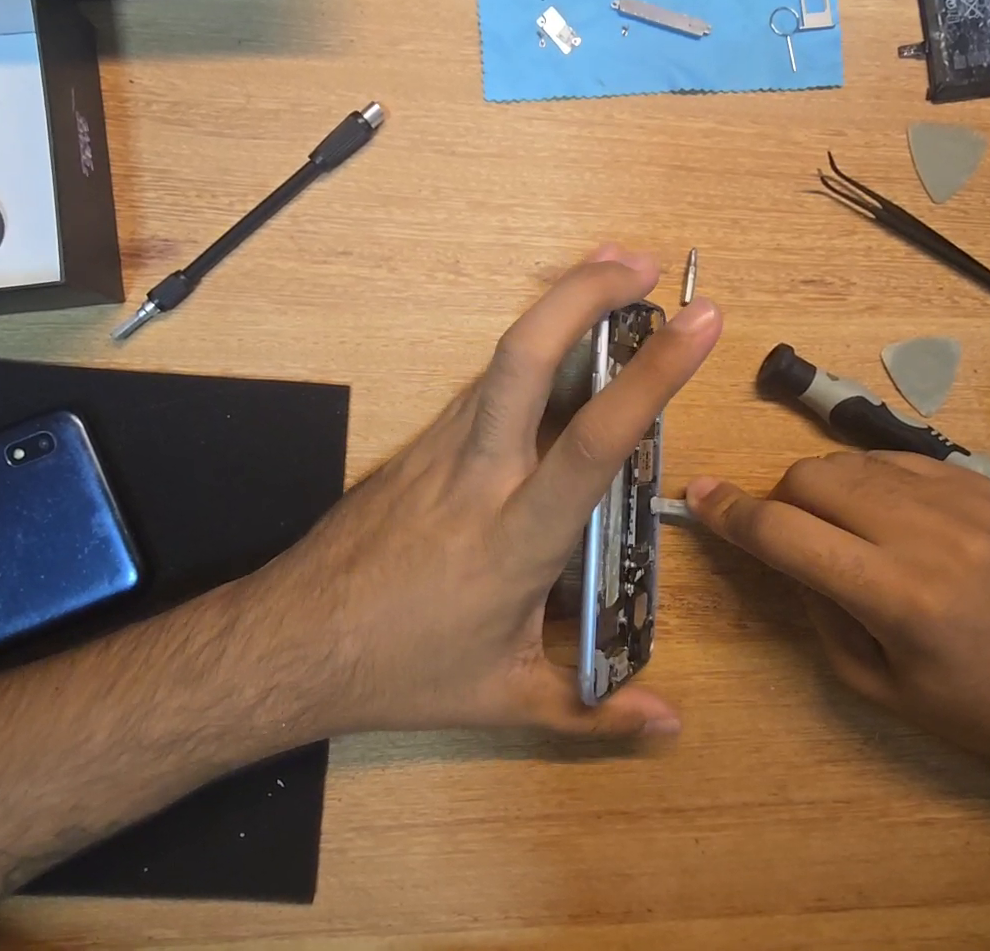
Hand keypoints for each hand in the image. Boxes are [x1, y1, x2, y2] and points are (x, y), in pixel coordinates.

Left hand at [255, 246, 720, 739]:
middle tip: (641, 264)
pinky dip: (525, 358)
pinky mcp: (414, 446)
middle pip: (523, 359)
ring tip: (612, 280)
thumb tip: (671, 724)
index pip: (592, 443)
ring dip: (555, 311)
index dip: (651, 376)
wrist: (288, 643)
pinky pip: (479, 391)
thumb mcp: (503, 702)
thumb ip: (594, 714)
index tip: (701, 322)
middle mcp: (476, 476)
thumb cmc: (398, 672)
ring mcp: (437, 451)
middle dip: (583, 295)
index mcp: (514, 538)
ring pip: (499, 364)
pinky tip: (553, 358)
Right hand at [688, 453, 989, 780]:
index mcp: (899, 597)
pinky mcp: (983, 483)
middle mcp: (929, 535)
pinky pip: (893, 458)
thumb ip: (813, 604)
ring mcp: (963, 500)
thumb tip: (777, 545)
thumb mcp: (870, 682)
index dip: (730, 513)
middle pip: (811, 476)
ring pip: (847, 459)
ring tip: (842, 529)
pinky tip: (886, 516)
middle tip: (789, 534)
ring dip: (822, 488)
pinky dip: (868, 480)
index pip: (786, 533)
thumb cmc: (972, 706)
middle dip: (779, 499)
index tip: (698, 497)